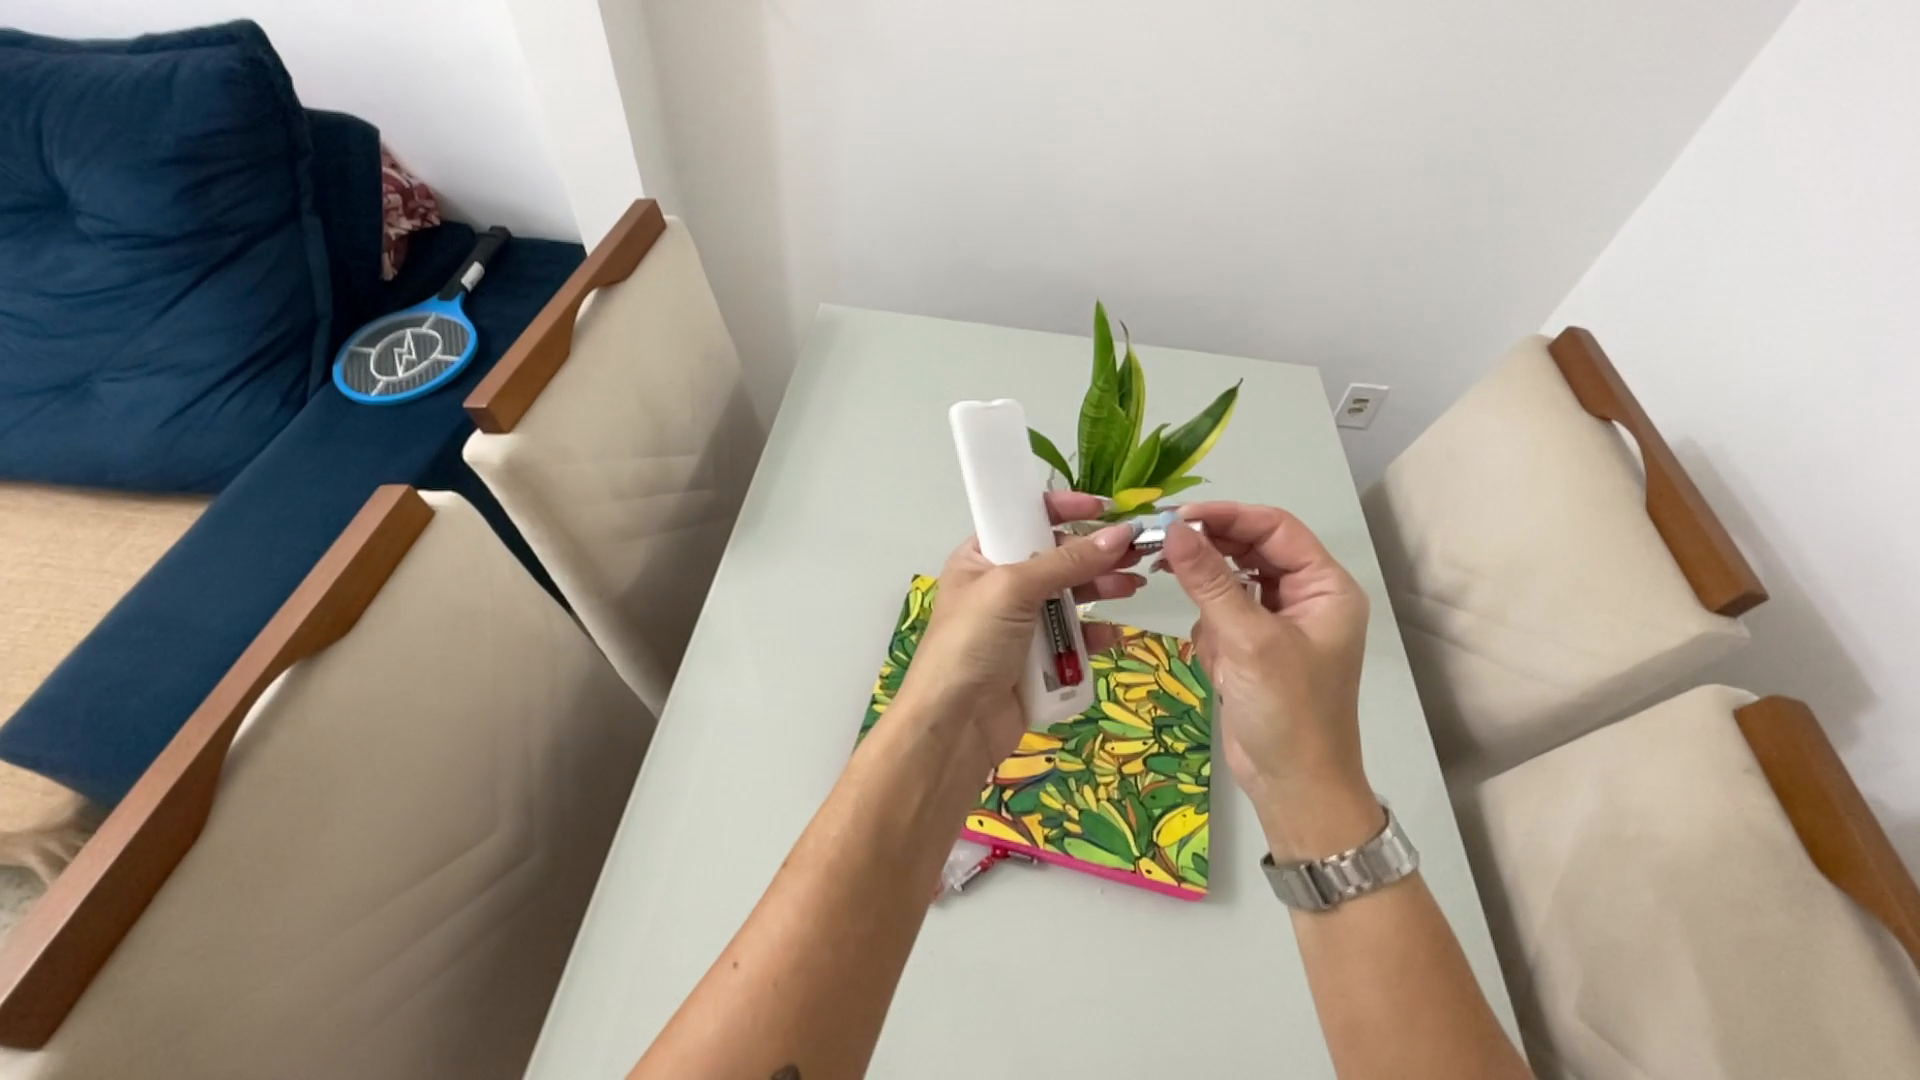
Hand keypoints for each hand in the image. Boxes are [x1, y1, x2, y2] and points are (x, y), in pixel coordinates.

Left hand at [894, 492, 1142, 776]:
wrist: (956, 724)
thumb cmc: (971, 643)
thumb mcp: (1013, 589)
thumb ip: (1066, 561)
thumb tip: (1119, 533)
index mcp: (981, 558)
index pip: (1025, 519)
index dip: (1063, 510)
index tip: (1103, 509)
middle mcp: (1000, 586)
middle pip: (1056, 558)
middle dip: (1094, 554)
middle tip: (1136, 551)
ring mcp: (1020, 624)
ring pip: (1069, 597)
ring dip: (1101, 589)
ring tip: (1133, 587)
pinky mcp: (1037, 659)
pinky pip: (1073, 638)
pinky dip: (1094, 633)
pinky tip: (1113, 633)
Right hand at [1160, 502, 1378, 854]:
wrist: (1293, 788)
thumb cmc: (1287, 712)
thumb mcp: (1247, 640)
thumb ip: (1210, 580)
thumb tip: (1174, 529)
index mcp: (1325, 587)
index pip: (1275, 529)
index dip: (1227, 516)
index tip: (1177, 517)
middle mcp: (1305, 598)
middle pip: (1250, 551)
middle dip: (1209, 553)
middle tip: (1160, 549)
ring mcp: (1278, 624)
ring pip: (1231, 584)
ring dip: (1207, 596)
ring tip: (1180, 603)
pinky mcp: (1253, 650)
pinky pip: (1221, 617)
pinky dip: (1209, 632)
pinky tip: (1214, 662)